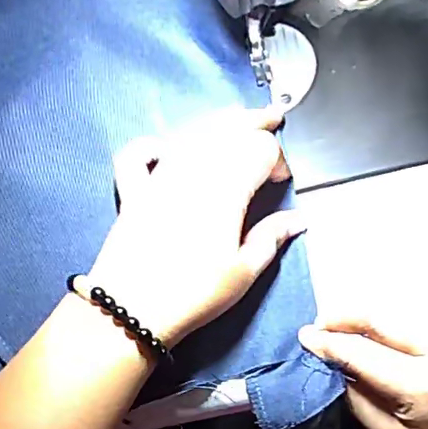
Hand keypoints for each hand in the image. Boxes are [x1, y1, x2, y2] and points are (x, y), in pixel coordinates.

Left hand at [79, 107, 302, 347]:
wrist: (133, 309)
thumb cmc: (191, 294)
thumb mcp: (244, 271)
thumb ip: (271, 237)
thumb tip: (295, 221)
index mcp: (226, 188)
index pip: (260, 149)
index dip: (277, 158)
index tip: (282, 180)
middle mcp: (193, 171)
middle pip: (228, 128)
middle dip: (253, 122)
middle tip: (271, 119)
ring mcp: (160, 177)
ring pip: (191, 132)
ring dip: (216, 123)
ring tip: (235, 122)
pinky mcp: (134, 191)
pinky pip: (138, 153)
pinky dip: (153, 144)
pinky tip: (166, 148)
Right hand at [299, 302, 427, 428]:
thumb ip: (359, 396)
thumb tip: (335, 362)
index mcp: (424, 385)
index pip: (363, 352)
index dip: (329, 343)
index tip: (305, 337)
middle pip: (380, 315)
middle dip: (344, 317)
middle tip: (322, 326)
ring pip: (399, 300)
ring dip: (367, 307)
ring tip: (347, 321)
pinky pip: (423, 296)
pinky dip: (396, 297)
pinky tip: (379, 308)